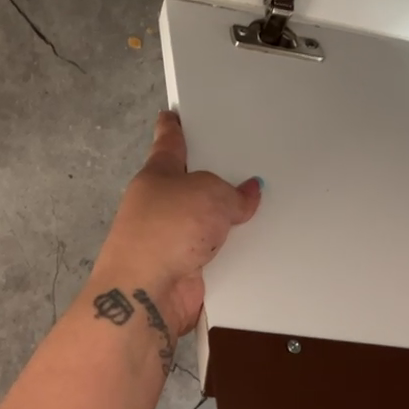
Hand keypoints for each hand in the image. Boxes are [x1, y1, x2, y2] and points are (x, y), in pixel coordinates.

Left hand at [86, 112, 260, 338]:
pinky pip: (213, 256)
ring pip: (203, 225)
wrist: (147, 292)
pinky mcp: (183, 272)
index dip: (172, 129)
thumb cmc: (167, 230)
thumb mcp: (209, 195)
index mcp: (156, 176)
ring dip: (223, 223)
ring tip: (261, 209)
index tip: (169, 115)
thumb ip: (233, 193)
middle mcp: (159, 208)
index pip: (168, 144)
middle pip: (189, 187)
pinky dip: (229, 254)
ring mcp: (169, 242)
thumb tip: (248, 194)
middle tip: (241, 165)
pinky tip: (256, 249)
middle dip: (212, 180)